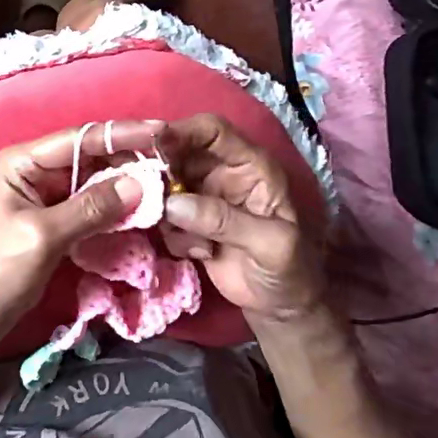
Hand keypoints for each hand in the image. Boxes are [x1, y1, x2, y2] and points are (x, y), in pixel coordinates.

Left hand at [0, 120, 168, 354]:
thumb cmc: (2, 271)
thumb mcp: (45, 236)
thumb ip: (91, 208)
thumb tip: (139, 184)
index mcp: (21, 162)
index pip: (77, 139)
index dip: (119, 134)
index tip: (159, 133)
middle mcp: (35, 168)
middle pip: (89, 153)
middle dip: (128, 155)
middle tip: (170, 157)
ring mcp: (48, 191)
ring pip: (96, 175)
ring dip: (127, 178)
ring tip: (166, 175)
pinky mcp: (59, 213)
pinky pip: (94, 199)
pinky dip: (118, 200)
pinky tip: (144, 200)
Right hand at [158, 114, 326, 323]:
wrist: (281, 306)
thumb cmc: (291, 269)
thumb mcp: (270, 244)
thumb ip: (224, 220)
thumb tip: (173, 204)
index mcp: (251, 166)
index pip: (213, 131)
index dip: (183, 131)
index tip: (153, 146)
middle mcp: (223, 174)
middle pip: (179, 153)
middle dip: (161, 172)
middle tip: (147, 196)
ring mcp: (203, 198)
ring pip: (165, 185)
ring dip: (167, 212)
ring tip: (193, 241)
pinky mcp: (188, 223)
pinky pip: (165, 217)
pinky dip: (173, 235)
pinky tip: (200, 254)